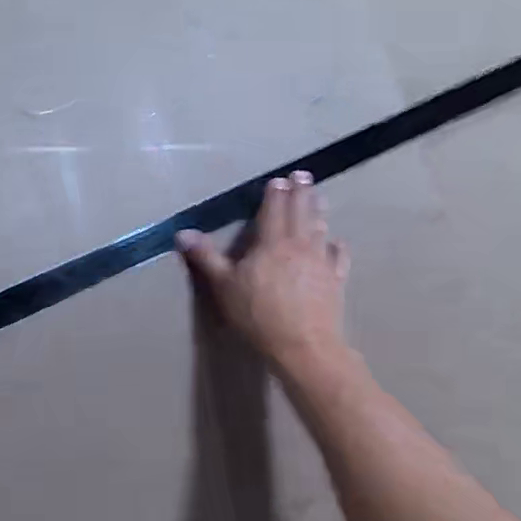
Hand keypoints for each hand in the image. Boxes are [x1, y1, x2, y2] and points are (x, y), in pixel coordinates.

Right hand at [176, 171, 350, 371]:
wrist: (303, 345)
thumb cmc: (258, 314)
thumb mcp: (224, 285)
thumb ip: (205, 257)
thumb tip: (183, 232)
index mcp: (271, 242)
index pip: (274, 210)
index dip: (276, 194)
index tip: (280, 179)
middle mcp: (299, 245)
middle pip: (301, 212)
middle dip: (301, 192)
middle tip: (304, 176)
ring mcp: (321, 262)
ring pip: (320, 230)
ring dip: (318, 211)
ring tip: (320, 198)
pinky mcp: (335, 281)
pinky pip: (338, 258)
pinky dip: (337, 247)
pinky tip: (337, 243)